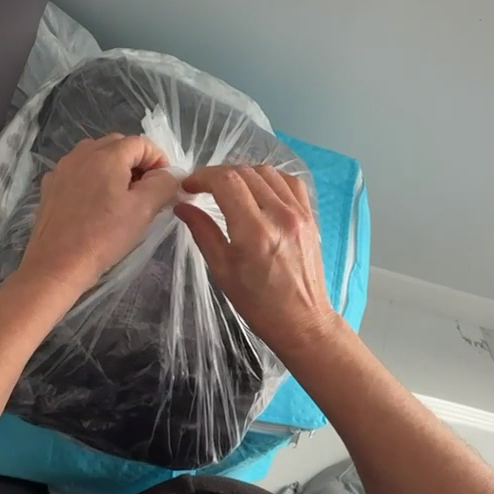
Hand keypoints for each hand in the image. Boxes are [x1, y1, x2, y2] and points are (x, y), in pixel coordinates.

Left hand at [18, 134, 181, 294]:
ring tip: (122, 200)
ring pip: (96, 158)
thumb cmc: (104, 236)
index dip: (159, 160)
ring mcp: (62, 170)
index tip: (165, 186)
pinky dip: (93, 181)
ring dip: (115, 171)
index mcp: (106, 156)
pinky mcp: (50, 188)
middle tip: (147, 193)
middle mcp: (81, 154)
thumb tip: (170, 175)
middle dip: (137, 164)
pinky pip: (78, 173)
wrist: (57, 265)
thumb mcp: (143, 210)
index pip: (141, 143)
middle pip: (117, 146)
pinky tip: (96, 207)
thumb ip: (163, 185)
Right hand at [175, 165, 346, 358]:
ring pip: (268, 172)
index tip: (190, 187)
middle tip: (205, 189)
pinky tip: (259, 190)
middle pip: (245, 172)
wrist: (302, 320)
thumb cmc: (258, 303)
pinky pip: (290, 182)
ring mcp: (299, 214)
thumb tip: (182, 206)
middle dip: (219, 175)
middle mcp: (280, 216)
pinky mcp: (310, 217)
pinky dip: (271, 179)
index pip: (226, 182)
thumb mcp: (222, 271)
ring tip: (229, 189)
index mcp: (254, 232)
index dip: (203, 177)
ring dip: (243, 174)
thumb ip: (203, 232)